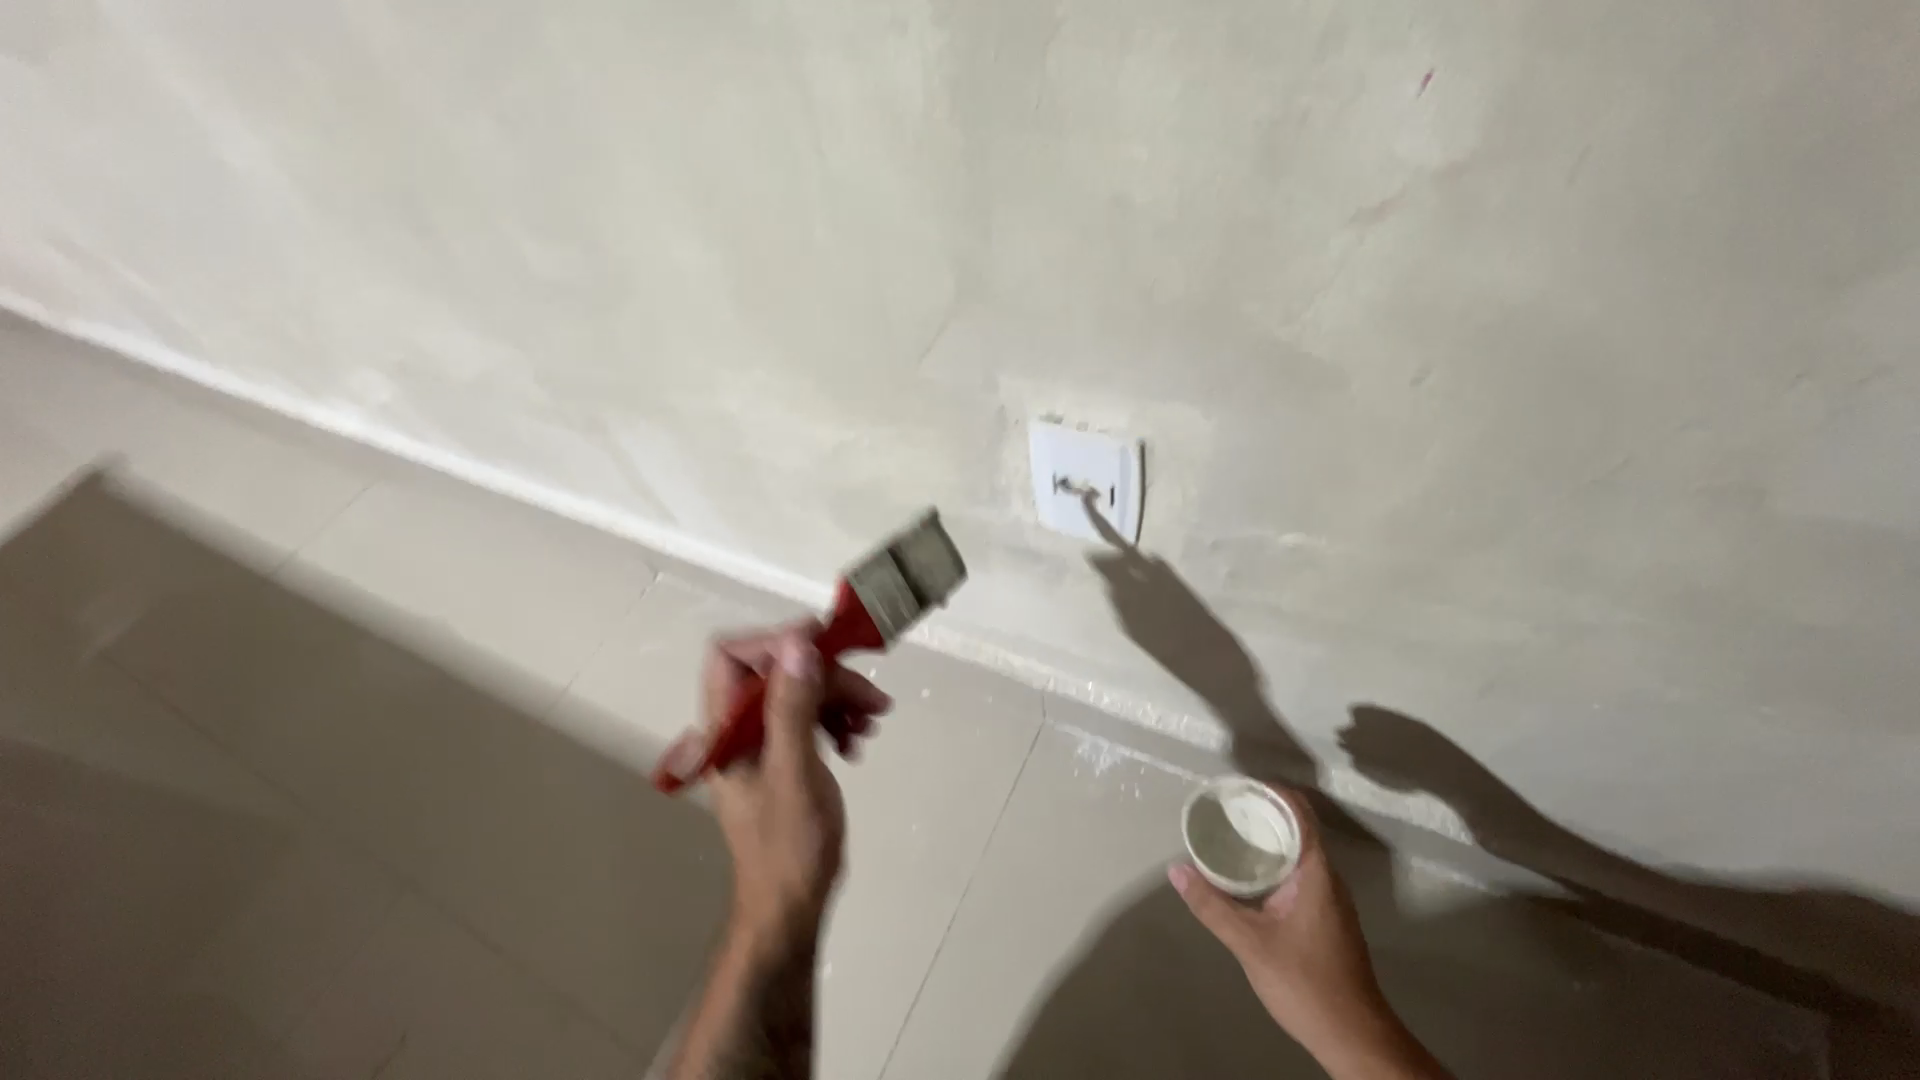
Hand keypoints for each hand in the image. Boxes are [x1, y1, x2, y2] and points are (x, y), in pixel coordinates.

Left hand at [702, 623, 890, 933]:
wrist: (790, 906)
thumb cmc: (788, 847)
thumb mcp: (794, 773)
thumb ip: (792, 708)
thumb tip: (798, 644)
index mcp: (724, 729)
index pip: (733, 657)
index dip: (775, 640)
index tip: (825, 642)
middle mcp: (738, 728)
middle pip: (777, 671)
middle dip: (826, 676)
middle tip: (872, 698)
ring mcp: (761, 742)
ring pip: (800, 692)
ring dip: (840, 698)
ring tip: (873, 722)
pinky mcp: (785, 755)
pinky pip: (811, 717)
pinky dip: (838, 720)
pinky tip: (858, 743)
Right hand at [1169, 791, 1445, 1077]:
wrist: (1354, 1036)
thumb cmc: (1305, 984)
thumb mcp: (1249, 943)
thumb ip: (1211, 905)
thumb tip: (1176, 869)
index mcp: (1316, 874)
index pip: (1301, 814)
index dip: (1274, 792)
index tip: (1240, 785)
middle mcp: (1328, 879)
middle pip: (1299, 827)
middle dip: (1264, 810)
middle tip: (1225, 805)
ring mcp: (1330, 899)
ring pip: (1299, 851)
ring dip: (1269, 836)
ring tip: (1230, 830)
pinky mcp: (1325, 917)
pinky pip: (1298, 871)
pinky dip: (1273, 859)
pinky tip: (1246, 872)